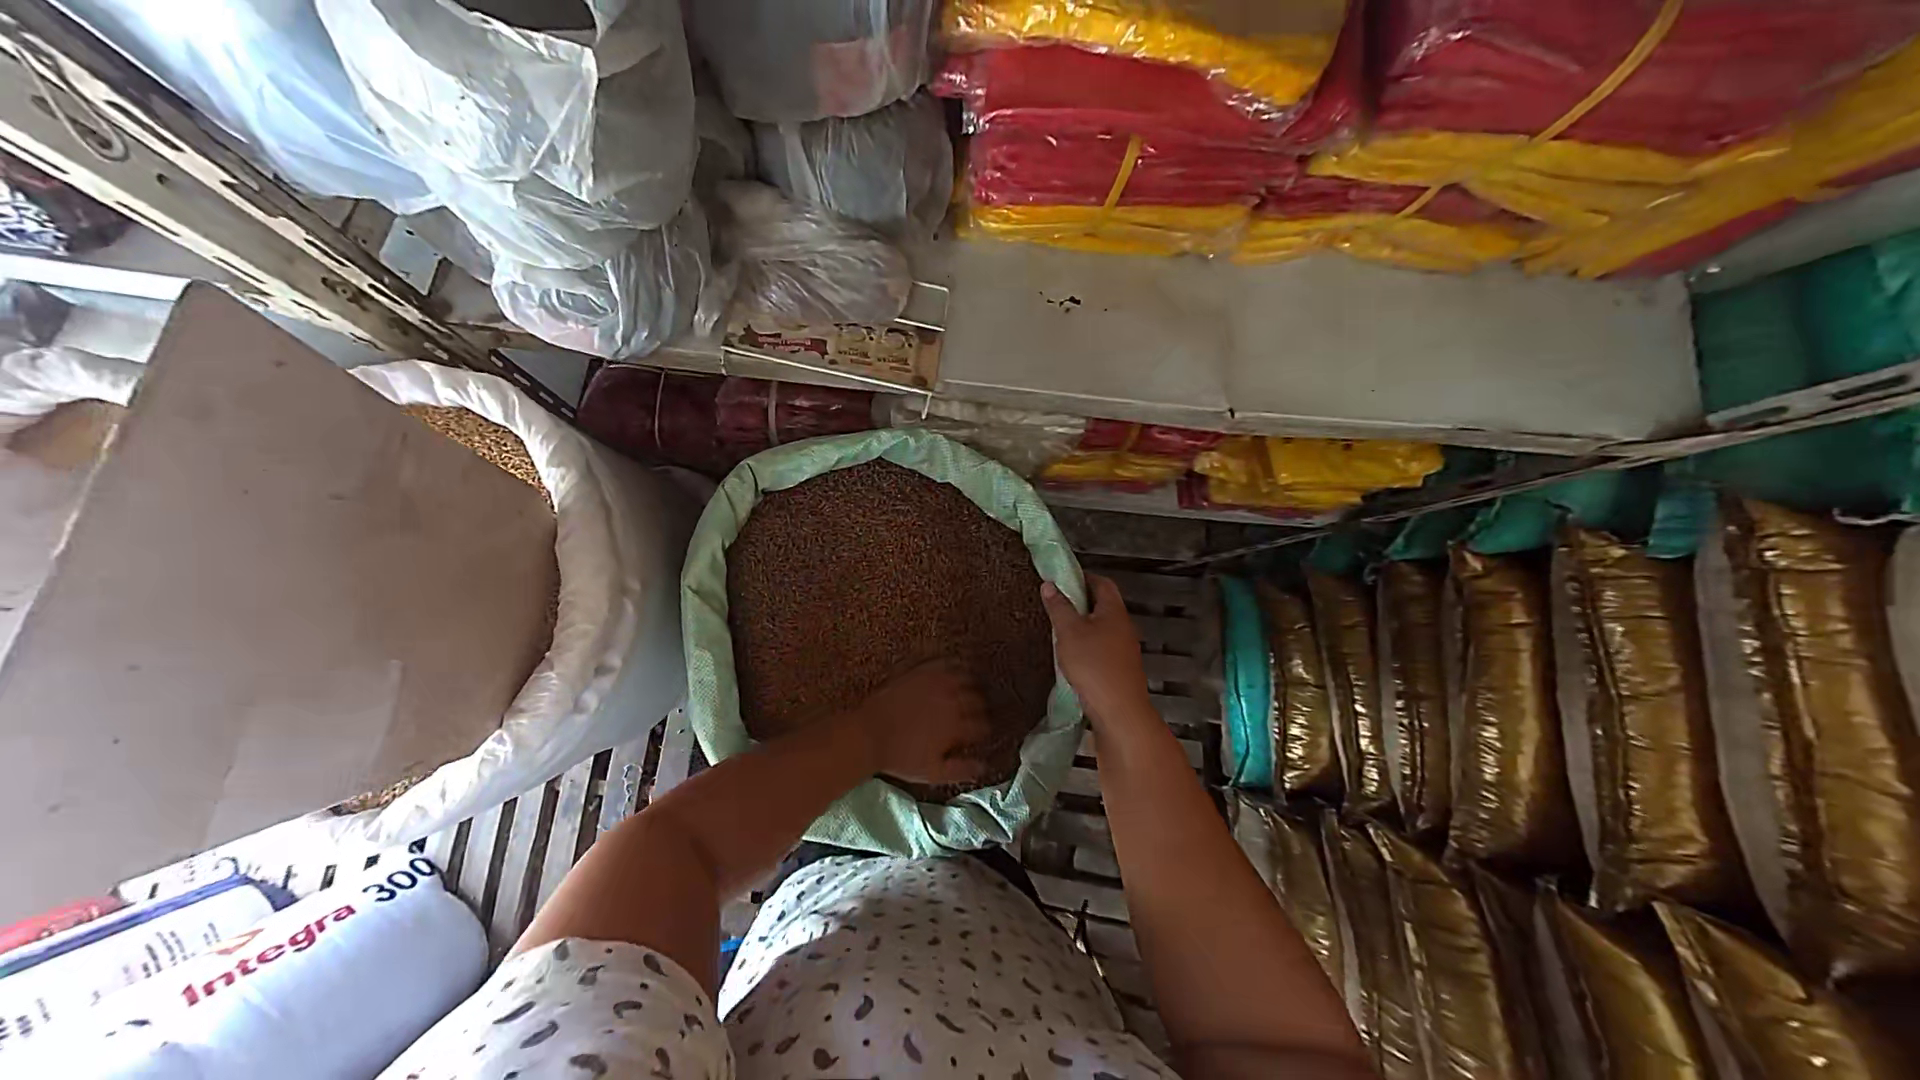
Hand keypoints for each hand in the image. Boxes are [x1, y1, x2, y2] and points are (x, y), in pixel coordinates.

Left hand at [846, 658, 991, 785]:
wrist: (867, 734)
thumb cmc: (899, 757)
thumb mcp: (933, 772)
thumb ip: (961, 770)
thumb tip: (983, 768)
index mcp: (956, 725)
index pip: (981, 725)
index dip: (983, 729)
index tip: (981, 732)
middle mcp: (951, 700)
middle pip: (977, 699)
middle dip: (980, 707)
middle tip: (978, 712)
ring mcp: (935, 682)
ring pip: (965, 677)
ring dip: (971, 684)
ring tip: (971, 688)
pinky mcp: (920, 670)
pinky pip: (943, 662)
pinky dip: (953, 663)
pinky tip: (954, 667)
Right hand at [1041, 574, 1154, 729]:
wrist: (1118, 708)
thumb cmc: (1093, 665)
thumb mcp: (1068, 631)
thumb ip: (1058, 607)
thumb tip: (1050, 585)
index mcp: (1114, 610)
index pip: (1102, 582)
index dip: (1083, 577)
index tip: (1064, 579)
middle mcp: (1124, 625)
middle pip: (1104, 604)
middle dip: (1081, 601)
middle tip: (1059, 604)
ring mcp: (1125, 647)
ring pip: (1103, 626)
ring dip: (1084, 624)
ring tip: (1062, 630)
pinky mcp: (1121, 666)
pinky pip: (1104, 646)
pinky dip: (1089, 643)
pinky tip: (1074, 655)